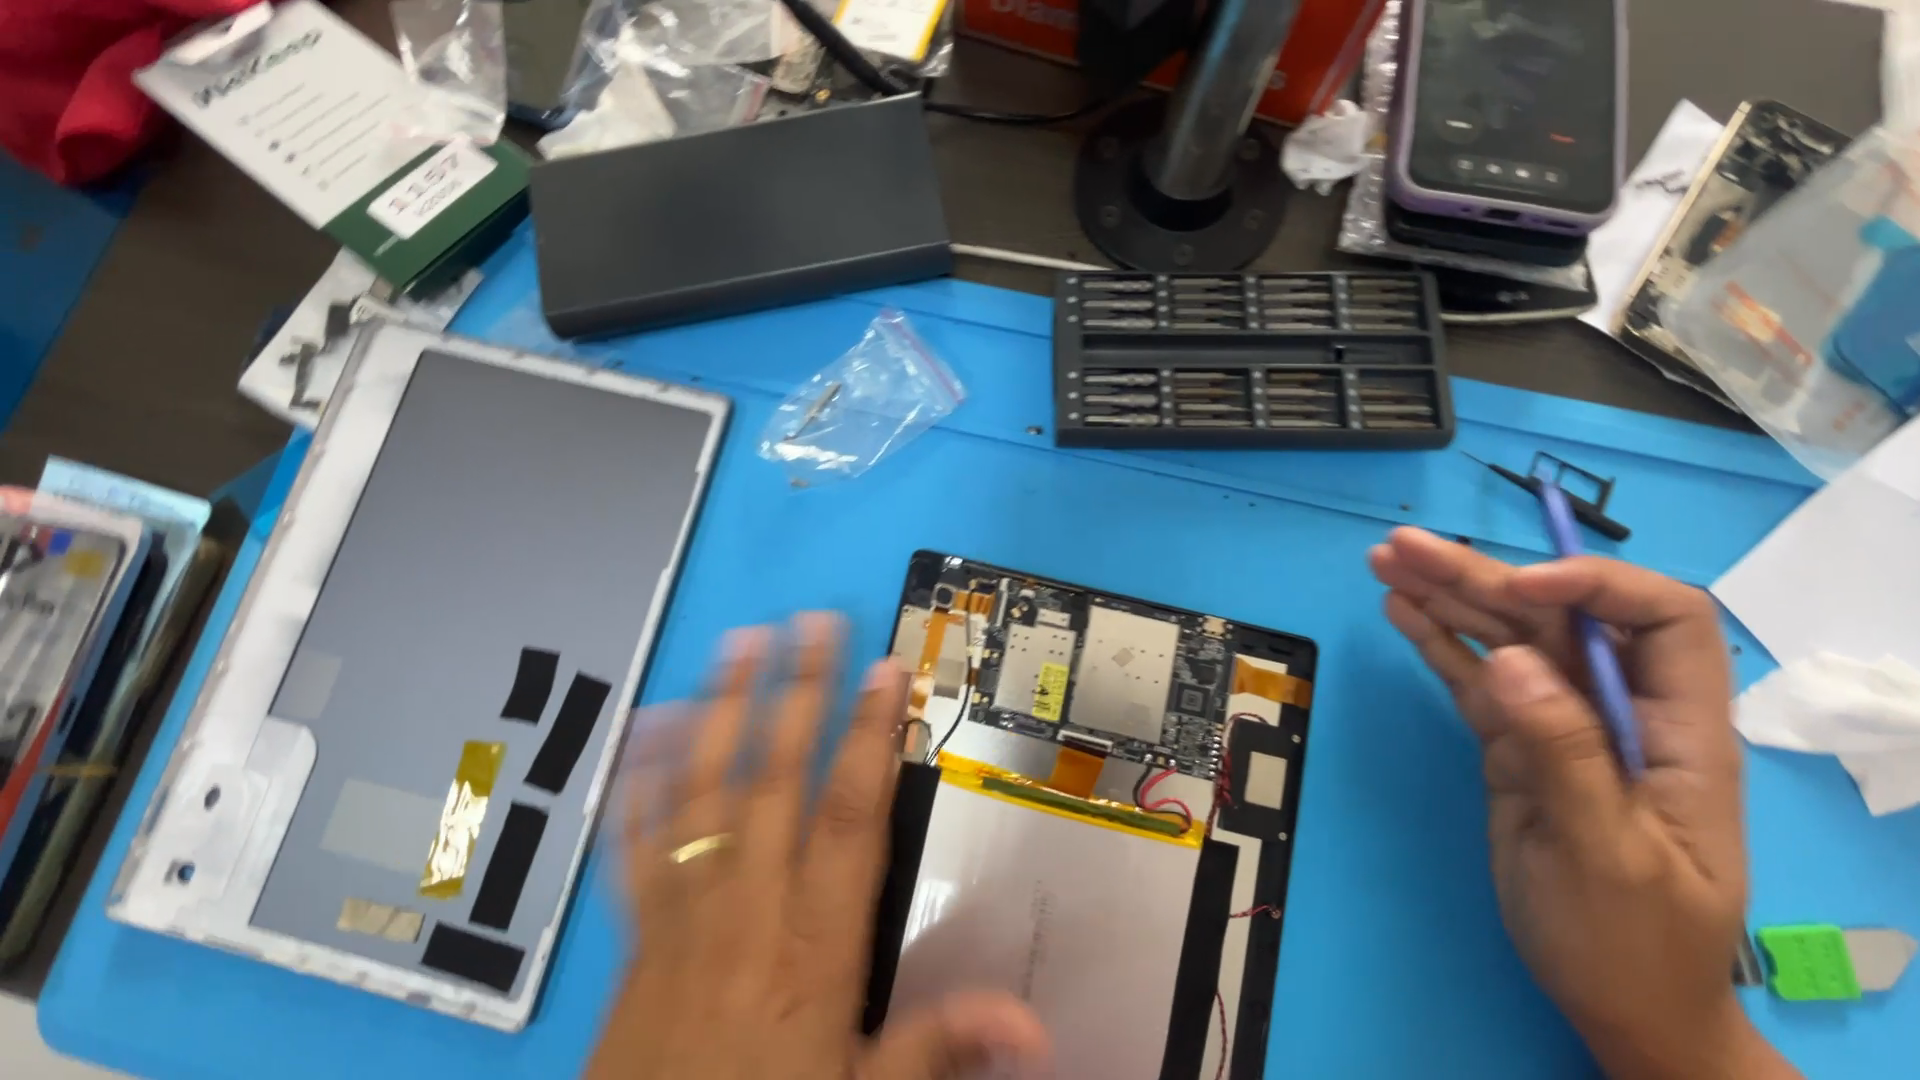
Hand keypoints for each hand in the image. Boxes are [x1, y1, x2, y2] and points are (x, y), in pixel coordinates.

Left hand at [587, 614, 1050, 1079]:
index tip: (887, 673)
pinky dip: (639, 778)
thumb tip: (1035, 1020)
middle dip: (797, 692)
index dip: (870, 737)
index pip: (850, 816)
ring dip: (721, 709)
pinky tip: (646, 724)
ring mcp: (683, 910)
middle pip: (774, 779)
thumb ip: (942, 1044)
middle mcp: (748, 906)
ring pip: (703, 789)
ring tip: (741, 642)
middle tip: (812, 621)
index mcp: (814, 942)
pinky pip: (634, 840)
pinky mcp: (636, 928)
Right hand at [1368, 529, 1794, 1079]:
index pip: (1662, 620)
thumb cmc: (1634, 940)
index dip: (1596, 586)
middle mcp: (1617, 709)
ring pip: (1504, 639)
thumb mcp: (1609, 855)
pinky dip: (1437, 643)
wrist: (1618, 1002)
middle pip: (1556, 618)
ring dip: (1446, 597)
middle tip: (1404, 548)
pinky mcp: (1513, 744)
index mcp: (1677, 729)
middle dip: (1482, 576)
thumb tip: (1509, 660)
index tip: (1517, 588)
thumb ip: (1565, 753)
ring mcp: (1559, 724)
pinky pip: (1473, 680)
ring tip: (1385, 563)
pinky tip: (1401, 611)